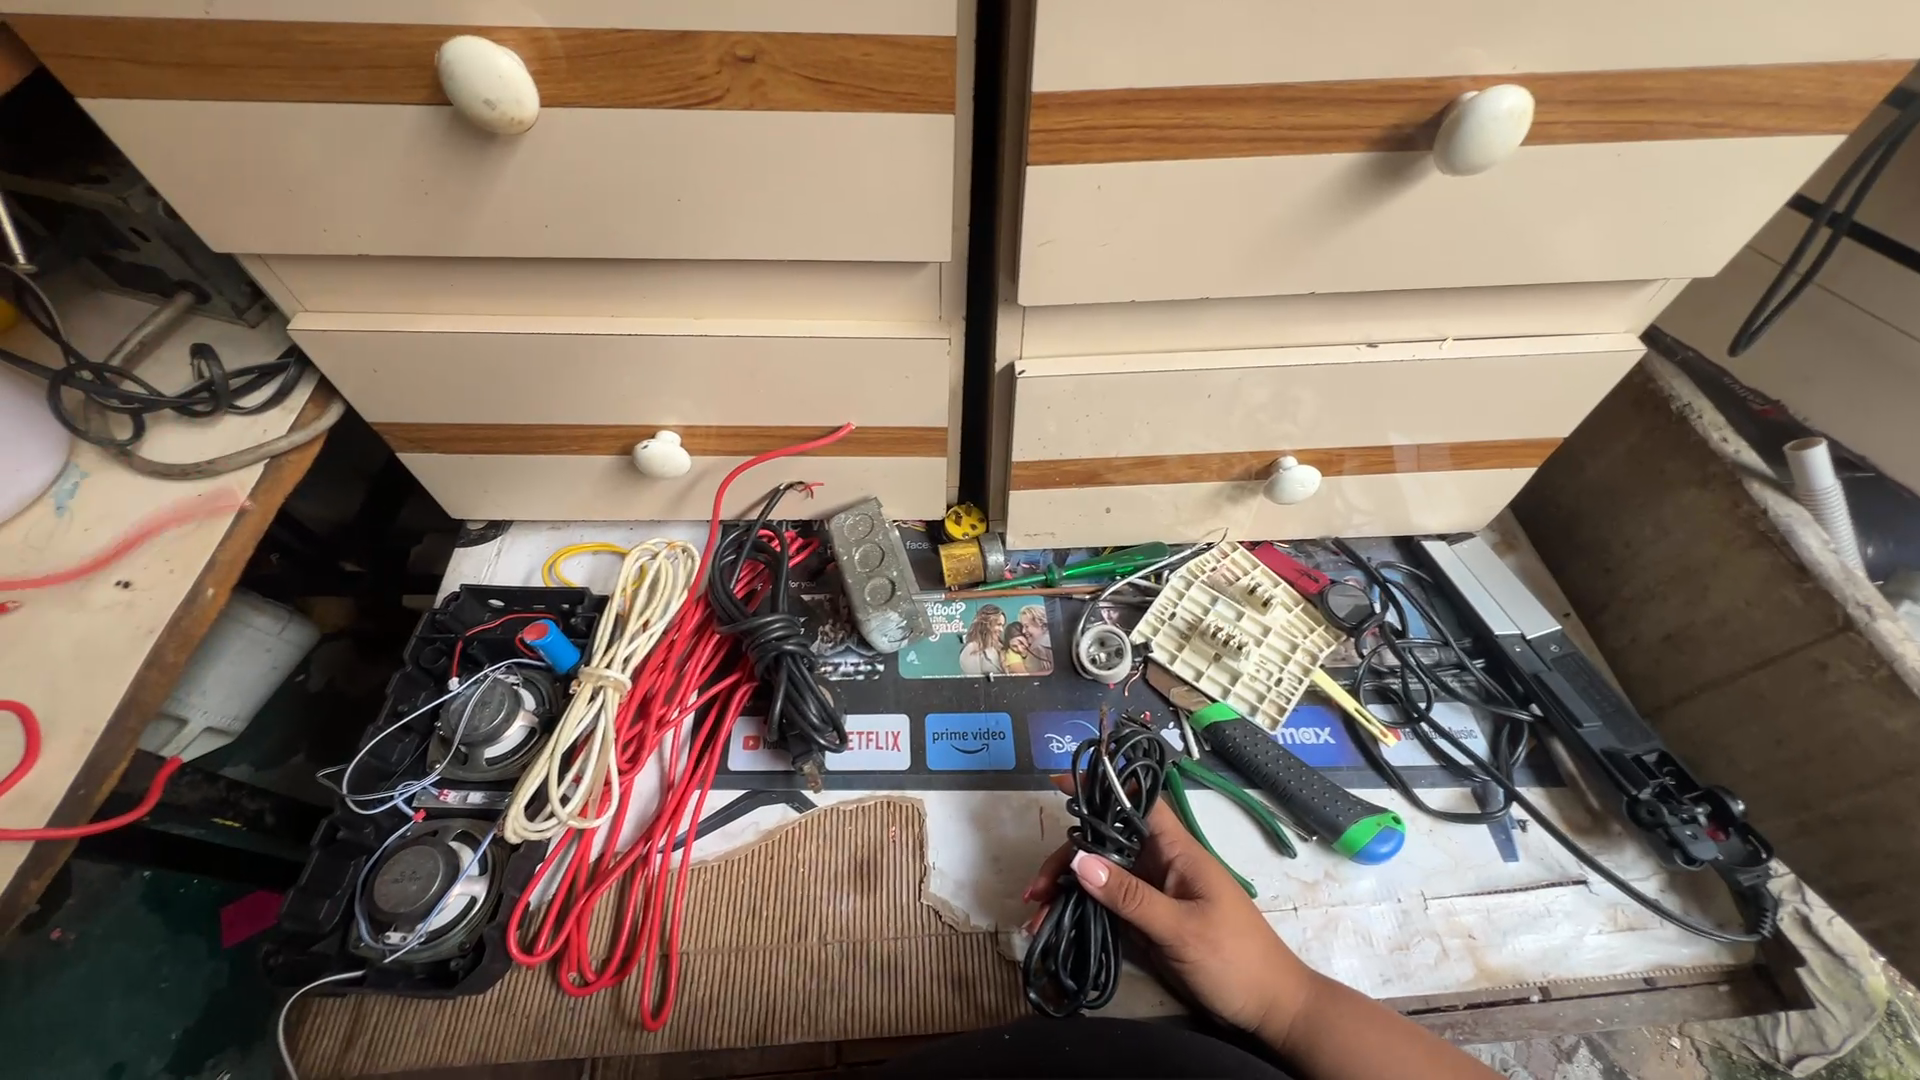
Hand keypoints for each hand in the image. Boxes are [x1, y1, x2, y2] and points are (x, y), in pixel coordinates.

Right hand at [1025, 796, 1319, 1045]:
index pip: (1137, 802)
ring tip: (1036, 915)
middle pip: (1106, 843)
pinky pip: (1106, 905)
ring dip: (1067, 889)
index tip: (1060, 782)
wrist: (1271, 1010)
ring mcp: (1152, 892)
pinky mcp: (1147, 920)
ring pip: (1101, 875)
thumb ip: (1131, 896)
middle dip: (1067, 859)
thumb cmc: (1236, 960)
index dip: (1102, 787)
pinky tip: (1055, 925)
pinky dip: (1079, 911)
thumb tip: (1080, 860)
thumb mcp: (1182, 930)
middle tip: (1036, 889)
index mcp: (1177, 850)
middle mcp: (1160, 864)